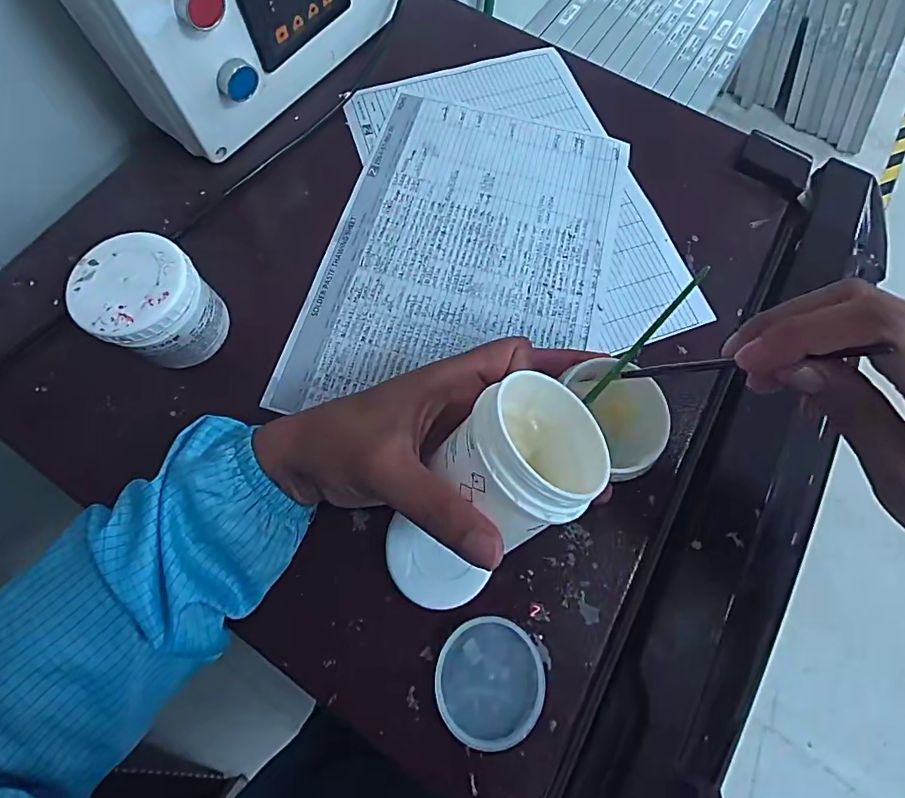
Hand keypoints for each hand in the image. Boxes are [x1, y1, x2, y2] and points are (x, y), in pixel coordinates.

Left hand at [254, 338, 598, 570]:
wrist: (298, 465)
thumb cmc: (337, 444)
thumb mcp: (386, 471)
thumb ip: (435, 506)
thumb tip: (495, 549)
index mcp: (447, 381)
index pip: (510, 355)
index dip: (553, 361)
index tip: (596, 382)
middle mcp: (456, 400)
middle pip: (522, 393)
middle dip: (565, 412)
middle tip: (607, 445)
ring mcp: (450, 431)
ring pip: (510, 429)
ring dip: (545, 447)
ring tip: (587, 481)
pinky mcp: (442, 458)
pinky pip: (491, 459)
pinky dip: (516, 474)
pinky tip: (536, 503)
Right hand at [723, 280, 904, 606]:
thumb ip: (855, 417)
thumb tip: (794, 367)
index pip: (876, 323)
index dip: (800, 330)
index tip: (749, 361)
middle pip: (865, 302)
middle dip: (789, 323)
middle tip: (741, 359)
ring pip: (870, 308)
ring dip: (805, 329)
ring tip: (764, 368)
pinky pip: (887, 328)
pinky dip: (833, 339)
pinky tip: (808, 371)